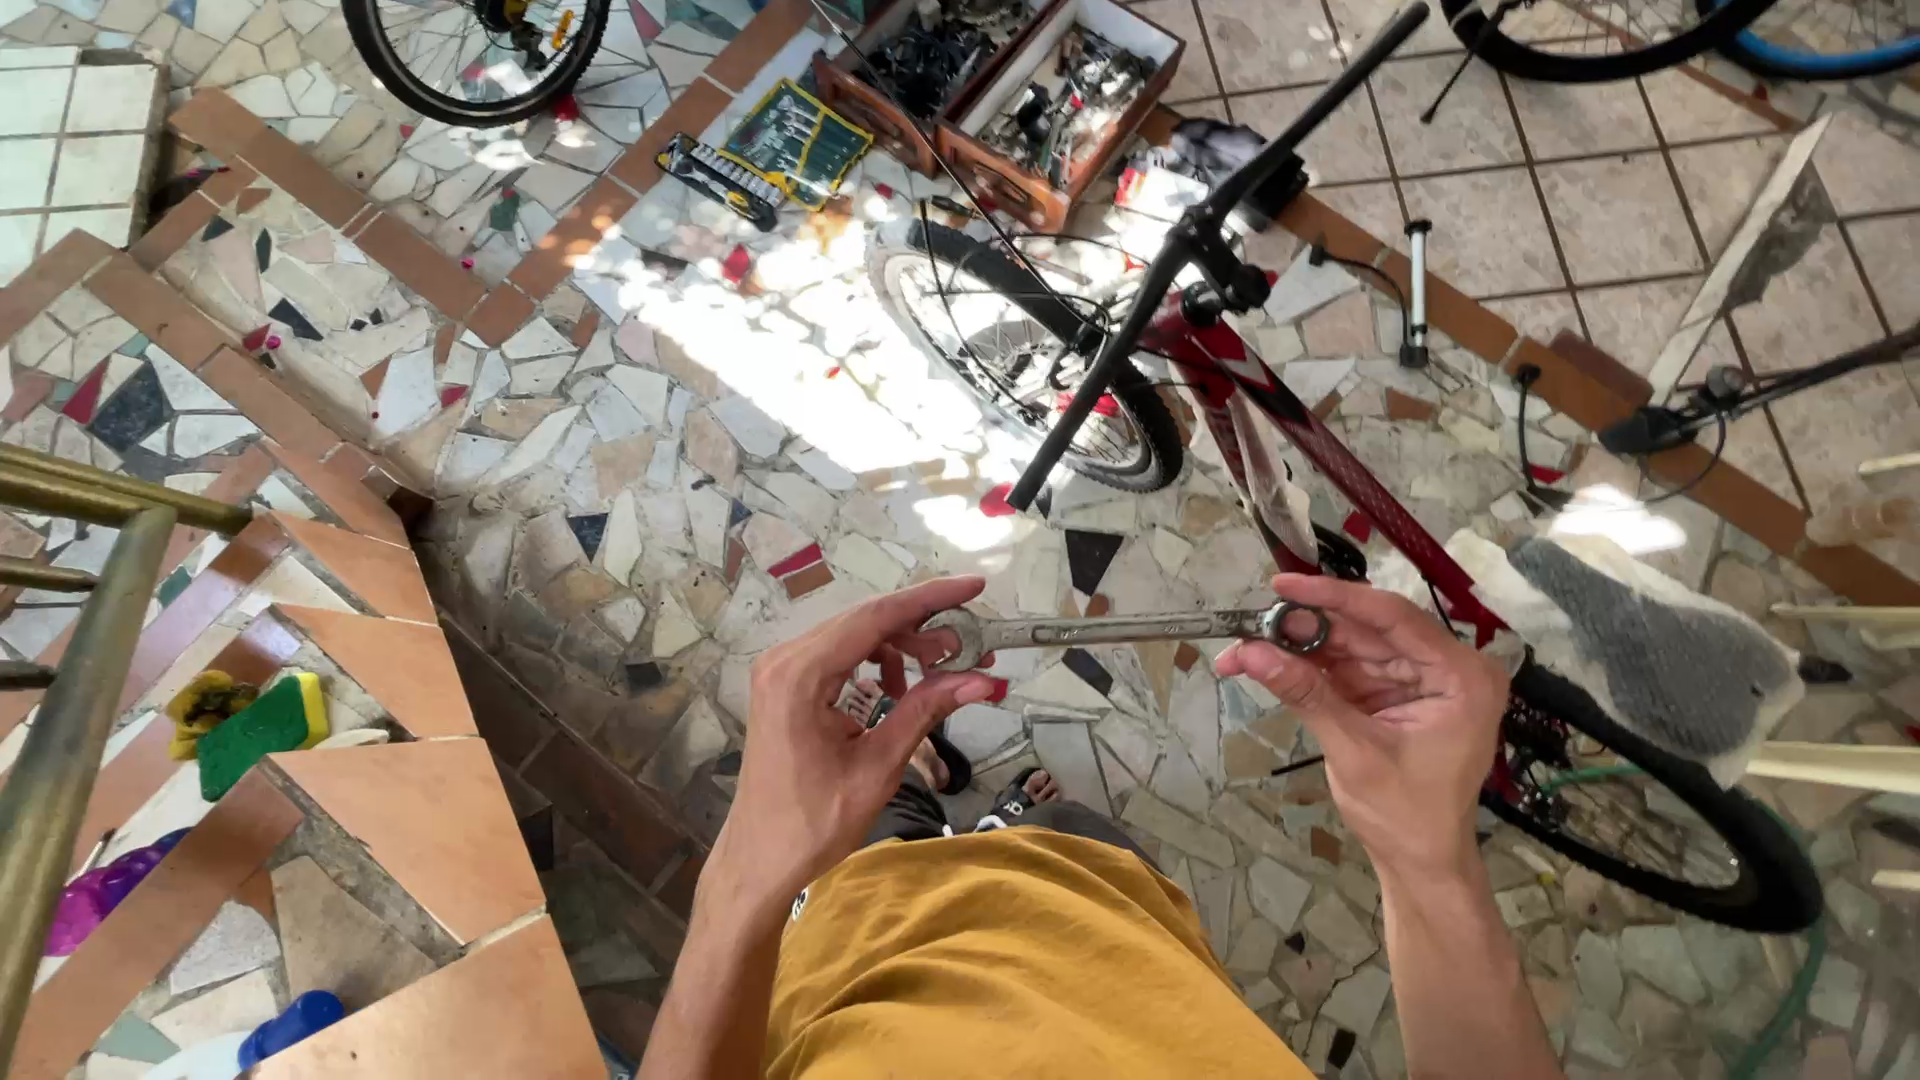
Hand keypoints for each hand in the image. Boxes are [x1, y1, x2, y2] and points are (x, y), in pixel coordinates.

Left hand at [710, 577, 998, 910]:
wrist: (760, 860)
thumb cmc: (814, 823)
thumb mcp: (878, 766)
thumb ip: (927, 711)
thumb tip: (984, 680)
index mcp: (800, 676)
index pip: (875, 617)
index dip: (930, 599)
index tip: (975, 586)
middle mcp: (785, 658)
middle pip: (867, 619)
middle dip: (925, 626)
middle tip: (973, 646)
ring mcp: (782, 667)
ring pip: (856, 633)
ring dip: (903, 644)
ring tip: (942, 671)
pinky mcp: (787, 682)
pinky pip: (841, 652)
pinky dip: (878, 660)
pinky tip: (899, 690)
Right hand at [1214, 574, 1509, 880]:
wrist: (1419, 861)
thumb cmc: (1406, 814)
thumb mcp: (1355, 751)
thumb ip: (1306, 695)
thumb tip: (1249, 652)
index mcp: (1459, 676)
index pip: (1392, 617)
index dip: (1333, 597)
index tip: (1282, 585)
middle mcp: (1439, 667)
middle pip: (1362, 629)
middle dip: (1302, 628)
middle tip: (1249, 626)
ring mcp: (1410, 678)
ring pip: (1344, 644)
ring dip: (1293, 646)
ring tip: (1243, 648)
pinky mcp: (1384, 691)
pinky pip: (1338, 667)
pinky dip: (1300, 667)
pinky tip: (1262, 662)